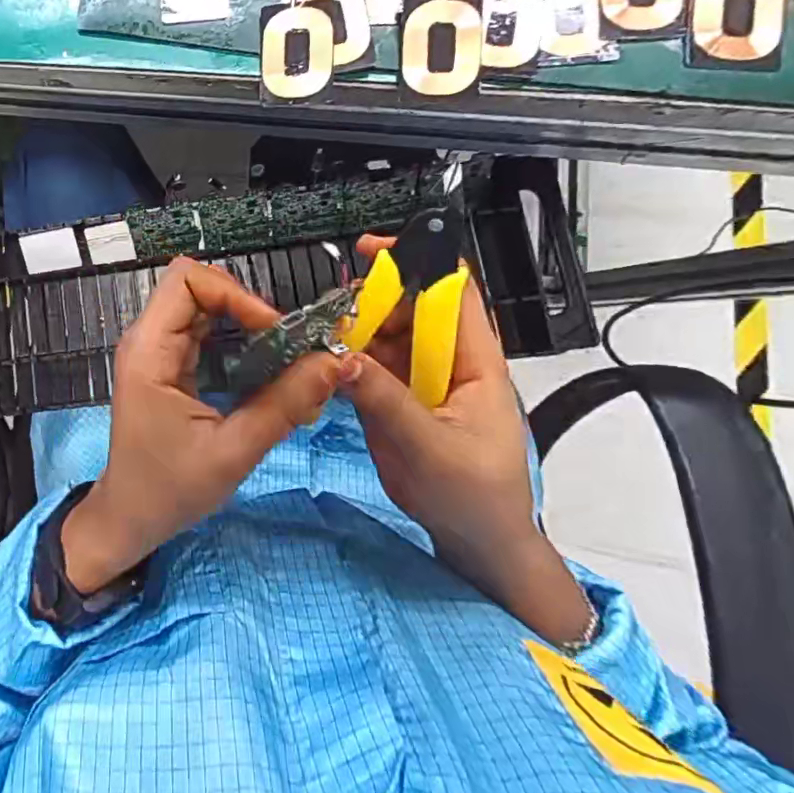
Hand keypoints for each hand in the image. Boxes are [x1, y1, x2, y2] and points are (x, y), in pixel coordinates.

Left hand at [60, 258, 343, 591]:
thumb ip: (285, 403)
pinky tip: (264, 371)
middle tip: (286, 344)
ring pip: (205, 307)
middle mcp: (146, 340)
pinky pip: (205, 332)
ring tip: (283, 358)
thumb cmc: (169, 489)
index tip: (273, 331)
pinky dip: (239, 341)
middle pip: (198, 286)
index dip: (236, 293)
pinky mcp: (166, 365)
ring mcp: (154, 351)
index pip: (188, 280)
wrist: (129, 515)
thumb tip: (336, 362)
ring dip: (247, 323)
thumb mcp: (234, 451)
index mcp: (149, 351)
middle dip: (248, 305)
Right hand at [339, 235, 591, 645]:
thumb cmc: (473, 496)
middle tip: (329, 309)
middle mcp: (445, 362)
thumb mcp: (430, 448)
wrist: (474, 541)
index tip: (371, 251)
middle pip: (407, 310)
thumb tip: (342, 356)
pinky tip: (321, 363)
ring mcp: (417, 382)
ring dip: (351, 332)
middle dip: (369, 300)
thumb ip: (386, 400)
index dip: (418, 262)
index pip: (453, 294)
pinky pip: (366, 369)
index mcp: (475, 362)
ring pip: (381, 338)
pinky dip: (343, 362)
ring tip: (318, 336)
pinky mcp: (395, 402)